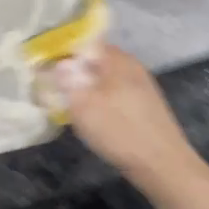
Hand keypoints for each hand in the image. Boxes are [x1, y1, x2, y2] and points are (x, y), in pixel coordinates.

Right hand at [54, 45, 202, 185]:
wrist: (162, 166)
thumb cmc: (119, 131)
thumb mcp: (81, 104)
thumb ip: (65, 80)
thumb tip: (57, 64)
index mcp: (117, 59)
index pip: (85, 43)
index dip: (63, 52)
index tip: (46, 68)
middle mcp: (132, 66)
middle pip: (95, 61)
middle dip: (74, 72)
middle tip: (54, 88)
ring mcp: (142, 86)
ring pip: (104, 78)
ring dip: (86, 88)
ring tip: (71, 105)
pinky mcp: (145, 105)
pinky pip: (115, 93)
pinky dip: (101, 100)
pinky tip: (94, 118)